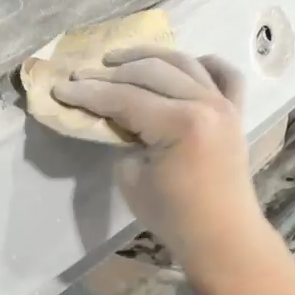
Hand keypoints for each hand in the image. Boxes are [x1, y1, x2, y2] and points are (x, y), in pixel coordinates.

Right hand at [52, 45, 263, 268]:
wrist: (222, 237)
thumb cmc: (173, 216)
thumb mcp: (132, 179)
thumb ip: (121, 140)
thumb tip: (113, 119)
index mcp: (180, 123)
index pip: (123, 97)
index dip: (87, 93)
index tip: (59, 88)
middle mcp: (205, 103)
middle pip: (150, 72)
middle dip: (110, 72)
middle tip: (80, 75)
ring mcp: (224, 104)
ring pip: (183, 63)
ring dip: (147, 56)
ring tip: (116, 59)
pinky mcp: (235, 112)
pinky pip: (224, 75)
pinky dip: (203, 63)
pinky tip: (183, 64)